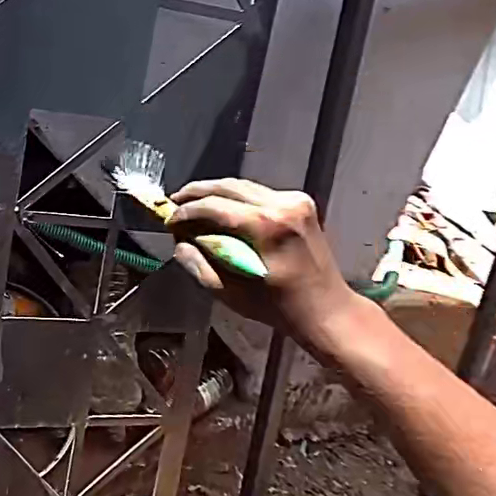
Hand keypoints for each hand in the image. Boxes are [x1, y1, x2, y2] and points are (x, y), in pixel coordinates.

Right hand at [166, 178, 357, 343]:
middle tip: (174, 203)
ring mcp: (295, 201)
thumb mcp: (229, 293)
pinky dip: (236, 199)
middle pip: (228, 186)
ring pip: (243, 186)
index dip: (186, 211)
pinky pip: (258, 194)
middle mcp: (283, 204)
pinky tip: (222, 210)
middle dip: (197, 193)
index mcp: (267, 226)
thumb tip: (179, 242)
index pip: (214, 205)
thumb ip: (199, 264)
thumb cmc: (278, 307)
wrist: (326, 309)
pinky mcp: (301, 203)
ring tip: (192, 205)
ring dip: (215, 193)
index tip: (169, 220)